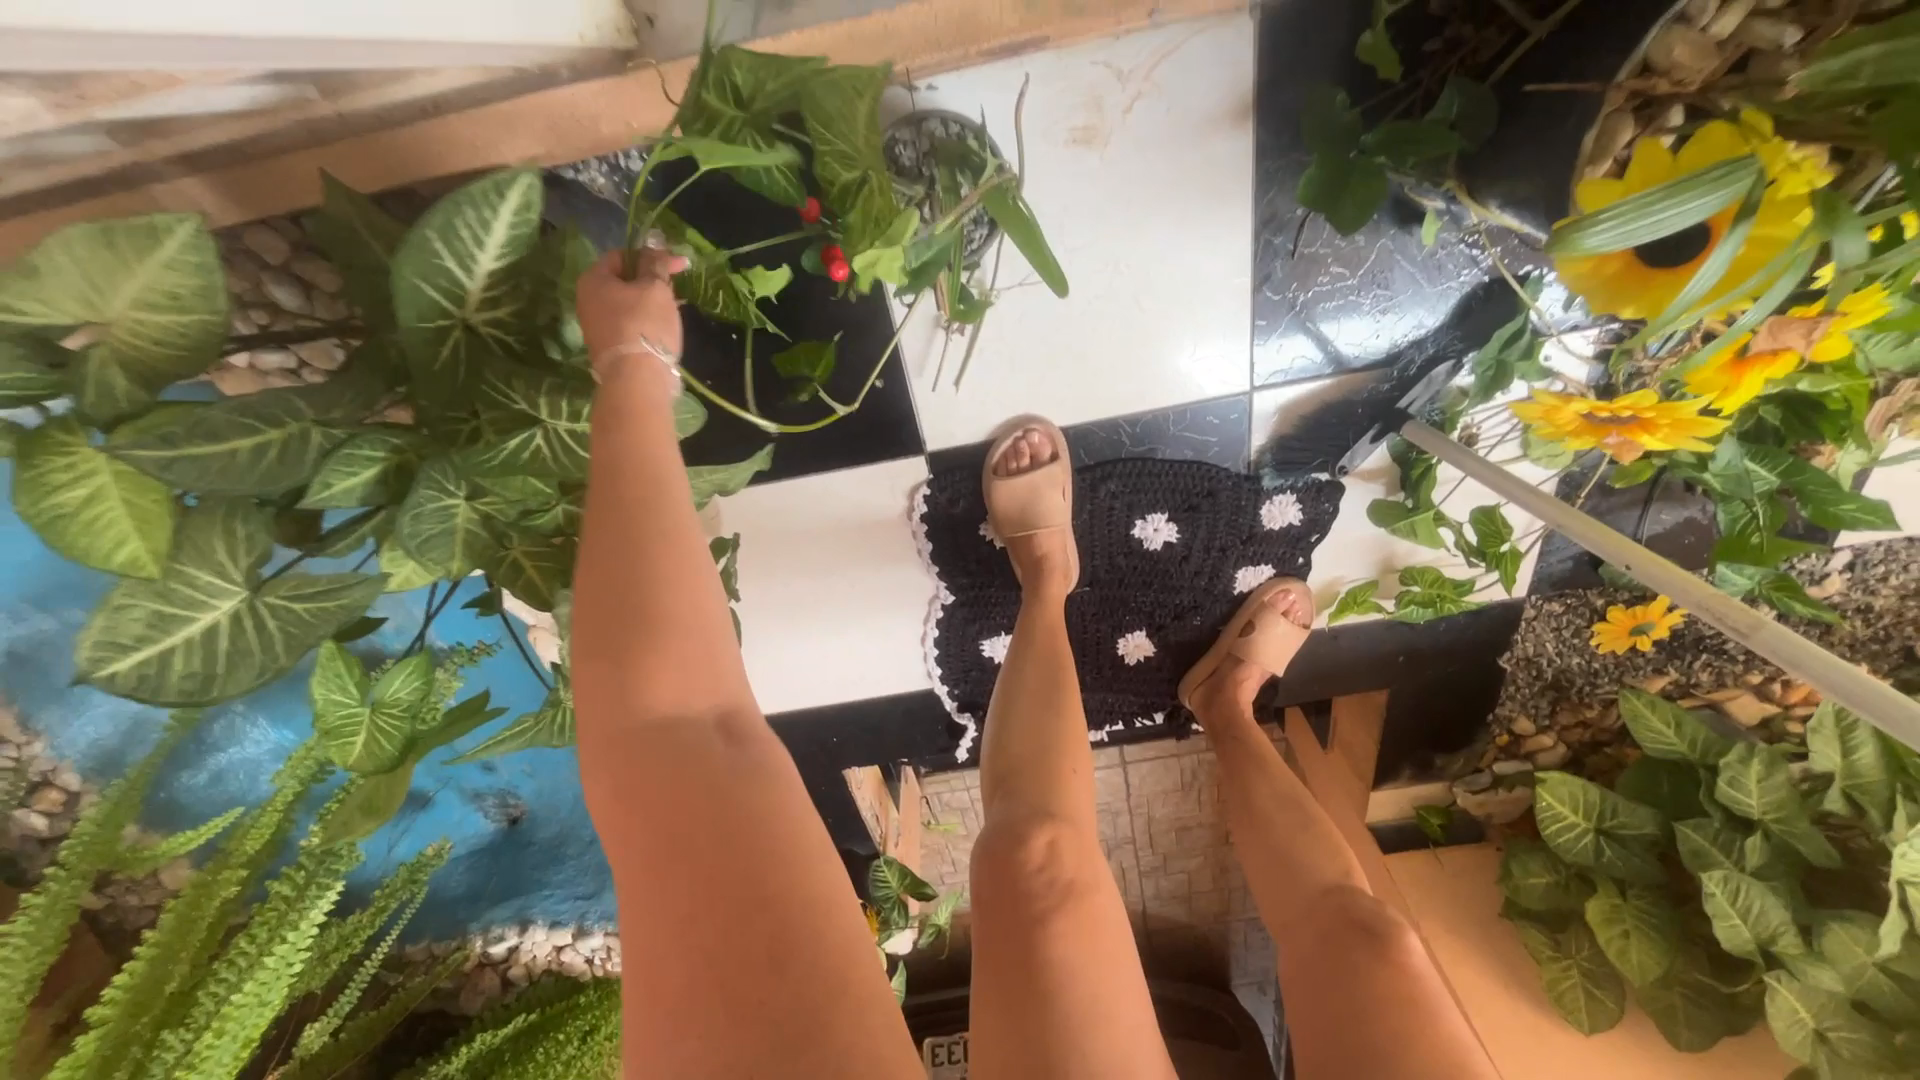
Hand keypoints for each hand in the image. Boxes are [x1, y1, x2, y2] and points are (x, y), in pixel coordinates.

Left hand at [577, 247, 690, 387]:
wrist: (637, 380)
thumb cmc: (645, 325)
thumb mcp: (656, 287)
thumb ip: (655, 264)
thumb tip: (654, 245)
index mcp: (593, 279)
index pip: (622, 256)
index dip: (652, 256)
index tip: (679, 265)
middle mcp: (587, 300)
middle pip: (623, 281)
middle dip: (651, 281)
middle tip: (676, 289)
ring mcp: (595, 327)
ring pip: (627, 305)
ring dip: (650, 304)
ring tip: (674, 311)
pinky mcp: (608, 348)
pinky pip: (628, 326)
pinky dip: (646, 323)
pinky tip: (663, 330)